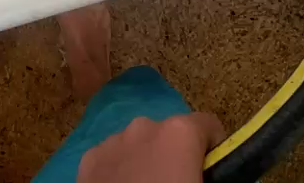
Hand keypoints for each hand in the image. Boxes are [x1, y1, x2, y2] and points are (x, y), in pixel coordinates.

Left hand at [77, 113, 225, 182]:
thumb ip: (212, 179)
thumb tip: (204, 176)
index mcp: (178, 134)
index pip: (208, 126)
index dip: (215, 153)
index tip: (212, 177)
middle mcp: (144, 126)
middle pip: (171, 136)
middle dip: (178, 160)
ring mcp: (112, 141)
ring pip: (140, 145)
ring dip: (149, 165)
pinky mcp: (88, 160)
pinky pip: (114, 159)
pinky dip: (122, 174)